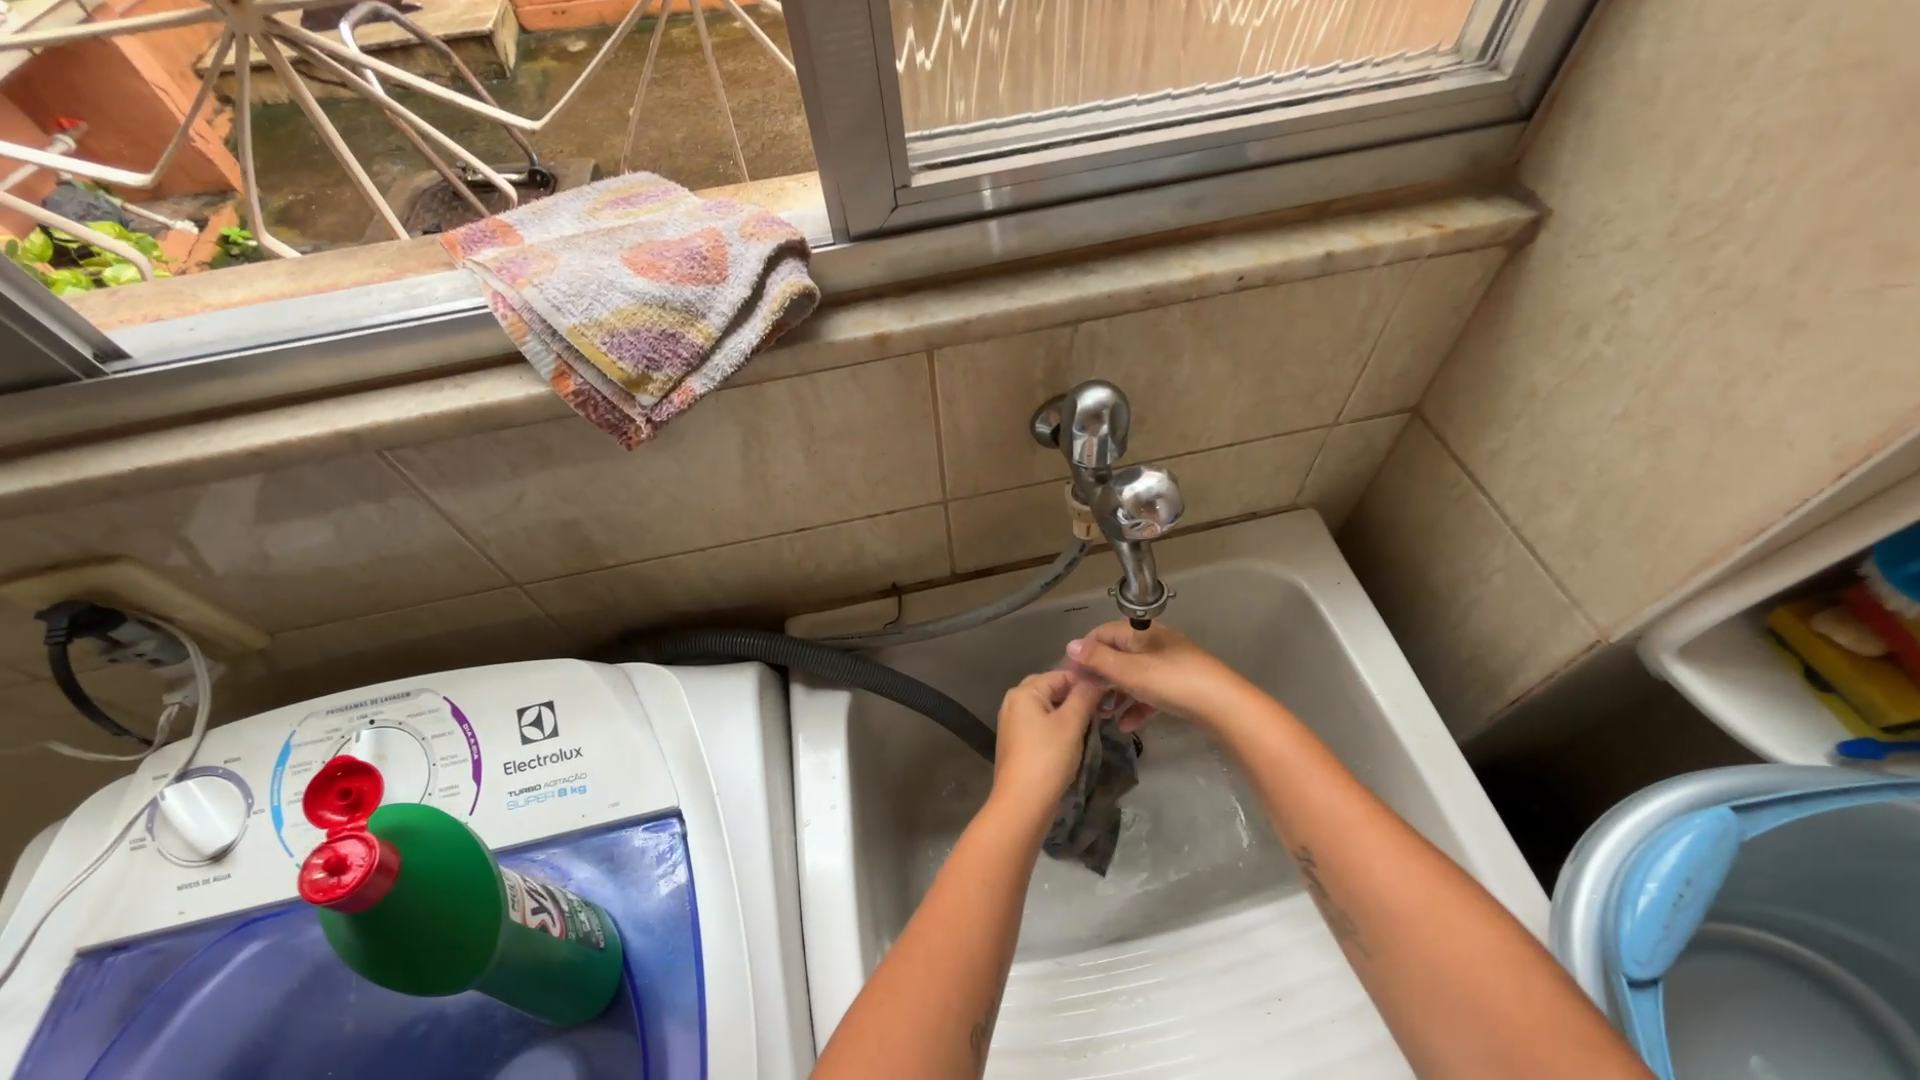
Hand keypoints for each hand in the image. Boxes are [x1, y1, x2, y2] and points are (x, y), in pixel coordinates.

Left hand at [991, 671, 1101, 813]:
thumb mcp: (1071, 723)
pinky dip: (1057, 727)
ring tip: (1091, 722)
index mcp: (1023, 692)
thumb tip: (1097, 679)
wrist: (1023, 802)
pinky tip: (1073, 738)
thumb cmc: (1048, 757)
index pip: (1060, 675)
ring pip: (1046, 709)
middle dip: (1076, 697)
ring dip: (1068, 713)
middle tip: (1101, 708)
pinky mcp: (1016, 743)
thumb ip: (1085, 696)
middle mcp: (1013, 703)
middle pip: (1051, 690)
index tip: (1109, 693)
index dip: (1085, 682)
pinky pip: (1040, 725)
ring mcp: (1012, 724)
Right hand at [1064, 621, 1253, 729]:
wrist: (1222, 704)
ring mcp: (1167, 665)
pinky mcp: (1178, 685)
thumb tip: (1070, 645)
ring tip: (1102, 715)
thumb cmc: (1172, 682)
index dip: (1083, 652)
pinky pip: (1149, 692)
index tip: (1070, 674)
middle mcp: (1153, 644)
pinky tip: (1127, 726)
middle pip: (1117, 656)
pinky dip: (1136, 706)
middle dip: (1098, 677)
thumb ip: (1098, 659)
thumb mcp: (1130, 671)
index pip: (1102, 634)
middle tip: (1083, 698)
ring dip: (1115, 694)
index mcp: (1141, 633)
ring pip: (1132, 677)